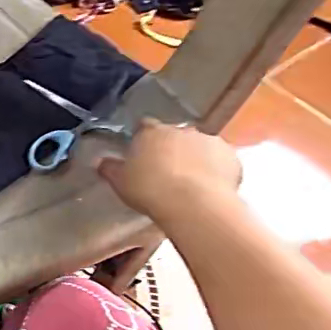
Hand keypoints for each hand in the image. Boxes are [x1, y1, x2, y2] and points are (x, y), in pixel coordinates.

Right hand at [96, 119, 241, 228]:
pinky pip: (220, 161)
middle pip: (174, 135)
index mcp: (151, 133)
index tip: (141, 151)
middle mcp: (181, 130)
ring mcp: (208, 141)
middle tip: (165, 172)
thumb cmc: (150, 190)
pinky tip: (210, 187)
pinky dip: (216, 170)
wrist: (193, 204)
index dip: (142, 137)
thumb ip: (110, 169)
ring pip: (199, 146)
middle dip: (170, 148)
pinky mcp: (230, 156)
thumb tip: (100, 161)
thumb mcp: (120, 182)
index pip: (144, 126)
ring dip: (195, 158)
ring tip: (189, 183)